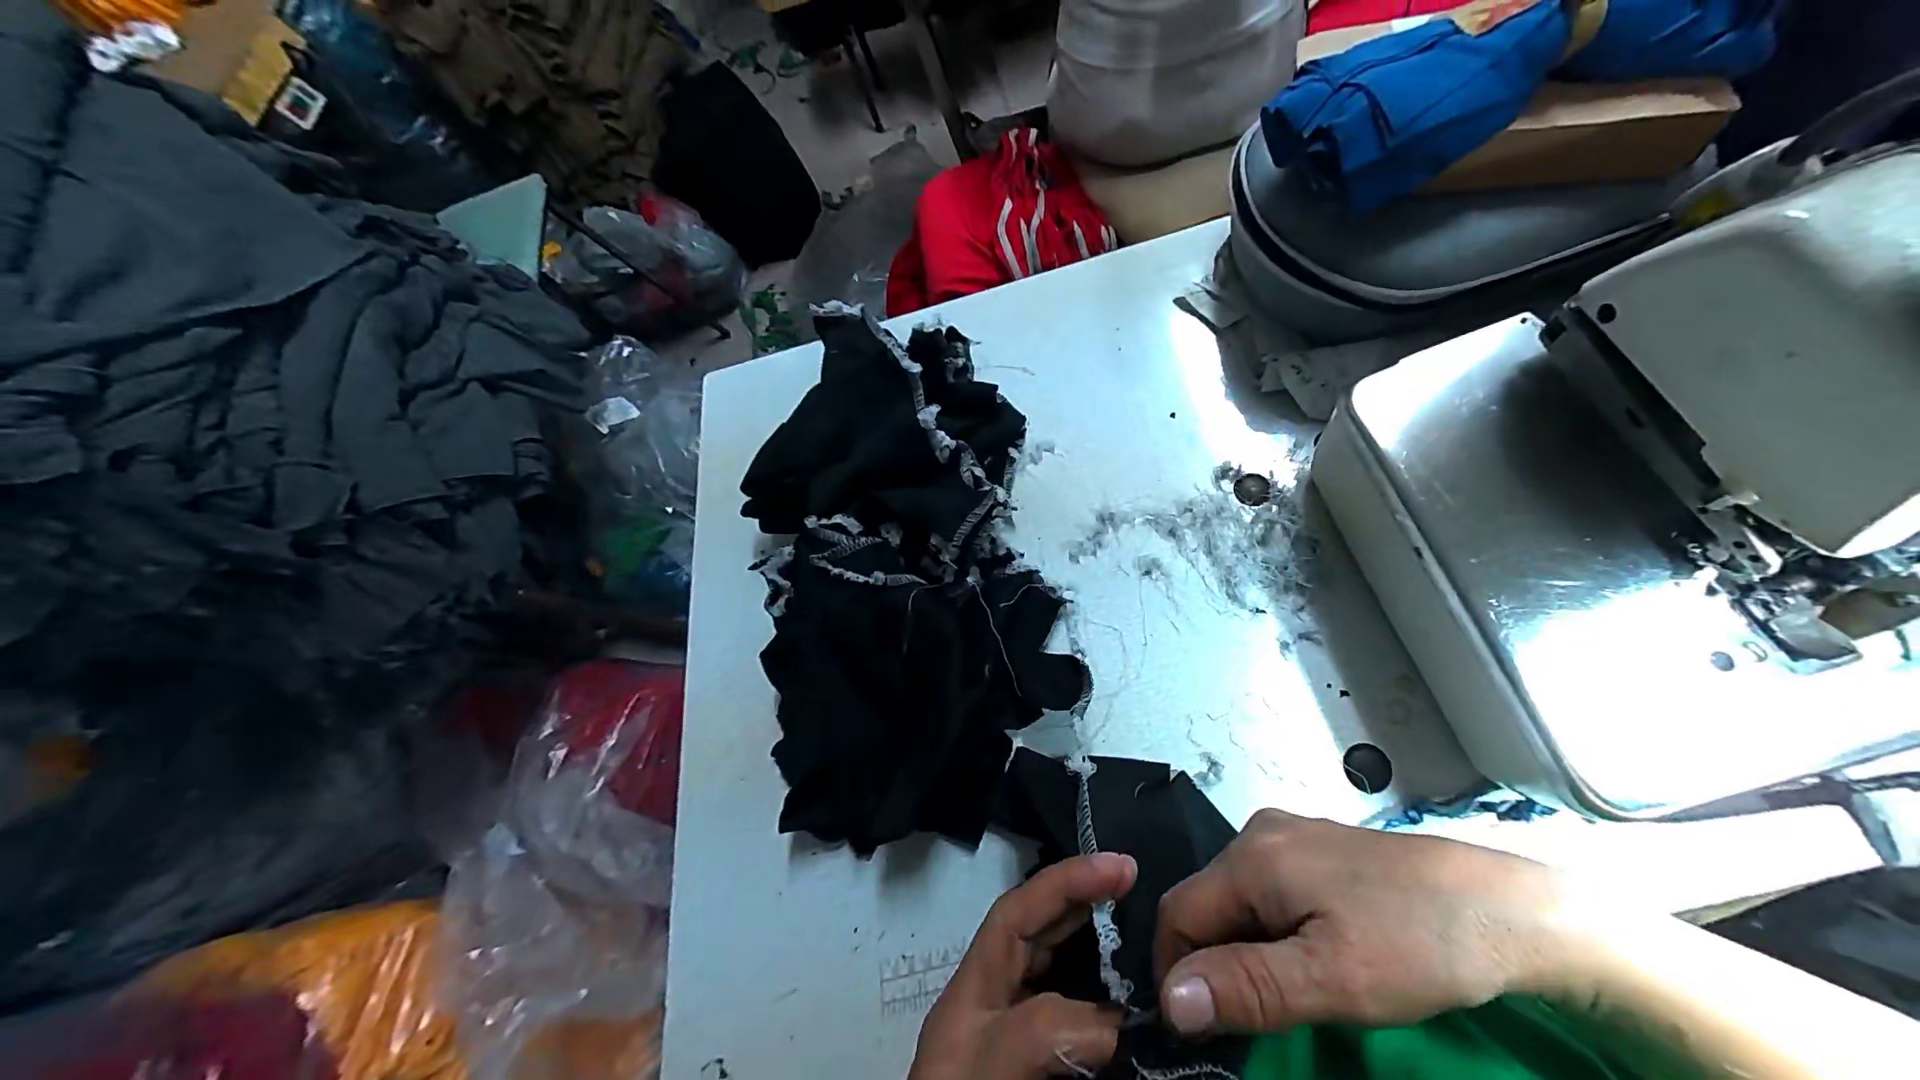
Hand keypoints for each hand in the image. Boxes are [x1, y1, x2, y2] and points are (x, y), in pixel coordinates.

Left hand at [910, 853, 1138, 1079]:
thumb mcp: (985, 1068)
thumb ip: (1040, 1034)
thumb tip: (1116, 1022)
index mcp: (975, 985)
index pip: (1018, 913)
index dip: (1066, 881)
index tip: (1119, 867)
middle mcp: (996, 997)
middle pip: (1040, 931)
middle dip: (1085, 902)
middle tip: (1137, 887)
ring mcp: (1018, 1030)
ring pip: (1060, 969)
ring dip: (1100, 950)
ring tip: (1143, 936)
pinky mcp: (1044, 1061)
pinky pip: (1077, 1016)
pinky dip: (1106, 1004)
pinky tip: (1135, 1006)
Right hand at [1153, 809, 1572, 1034]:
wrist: (1512, 909)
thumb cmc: (1418, 944)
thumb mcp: (1334, 980)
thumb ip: (1247, 986)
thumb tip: (1171, 1001)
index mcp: (1250, 856)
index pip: (1177, 913)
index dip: (1178, 973)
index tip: (1207, 1029)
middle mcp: (1258, 832)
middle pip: (1208, 904)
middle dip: (1220, 963)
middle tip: (1266, 1017)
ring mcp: (1290, 835)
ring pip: (1239, 899)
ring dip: (1249, 950)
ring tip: (1300, 989)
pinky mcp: (1318, 848)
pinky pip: (1270, 890)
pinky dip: (1275, 930)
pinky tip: (1320, 953)